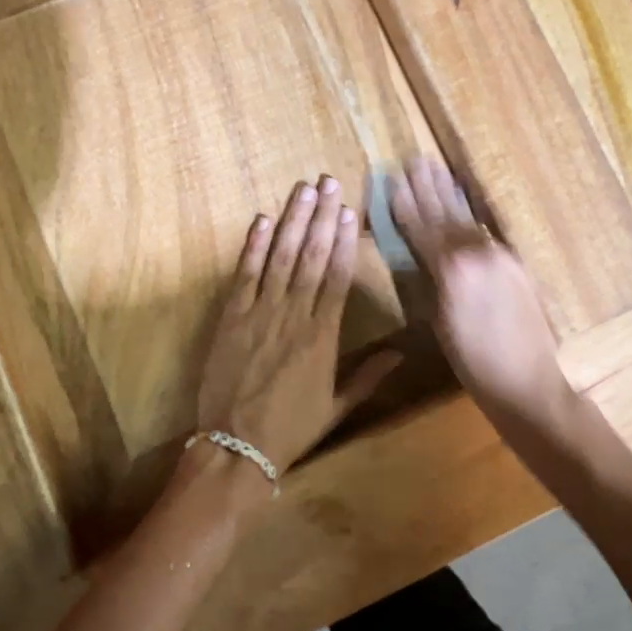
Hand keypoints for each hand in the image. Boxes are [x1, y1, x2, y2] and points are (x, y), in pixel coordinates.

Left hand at [194, 176, 402, 475]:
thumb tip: (401, 353)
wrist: (237, 448)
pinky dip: (252, 246)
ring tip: (302, 190)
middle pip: (311, 258)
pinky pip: (244, 275)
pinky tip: (261, 220)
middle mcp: (294, 317)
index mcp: (323, 337)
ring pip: (279, 258)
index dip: (344, 242)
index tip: (349, 211)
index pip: (337, 279)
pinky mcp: (230, 318)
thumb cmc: (291, 429)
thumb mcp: (336, 407)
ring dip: (291, 221)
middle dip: (321, 218)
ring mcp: (259, 314)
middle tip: (328, 182)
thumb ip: (368, 376)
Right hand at [389, 158, 575, 421]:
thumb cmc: (472, 361)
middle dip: (427, 187)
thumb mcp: (439, 321)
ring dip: (449, 192)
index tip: (393, 178)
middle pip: (446, 213)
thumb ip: (429, 279)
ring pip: (468, 217)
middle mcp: (477, 252)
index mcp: (452, 267)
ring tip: (436, 167)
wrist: (526, 382)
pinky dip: (470, 212)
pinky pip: (485, 229)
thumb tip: (419, 253)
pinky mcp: (515, 263)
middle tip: (414, 159)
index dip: (405, 204)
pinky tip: (463, 200)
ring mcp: (500, 255)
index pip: (422, 227)